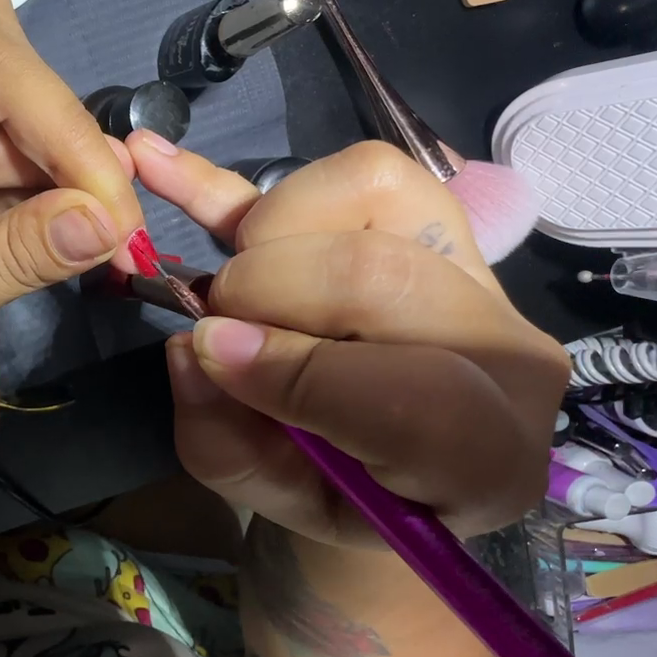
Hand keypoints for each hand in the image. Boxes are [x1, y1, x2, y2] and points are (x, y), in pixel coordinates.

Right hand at [129, 134, 568, 548]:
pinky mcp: (421, 221)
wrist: (388, 462)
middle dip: (264, 291)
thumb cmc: (332, 492)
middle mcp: (501, 349)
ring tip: (241, 275)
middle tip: (218, 324)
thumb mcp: (269, 496)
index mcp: (483, 455)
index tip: (213, 356)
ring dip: (272, 228)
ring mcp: (471, 271)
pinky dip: (240, 169)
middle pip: (378, 273)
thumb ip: (225, 439)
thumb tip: (194, 345)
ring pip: (376, 186)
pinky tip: (154, 160)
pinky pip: (348, 168)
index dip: (296, 372)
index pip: (417, 395)